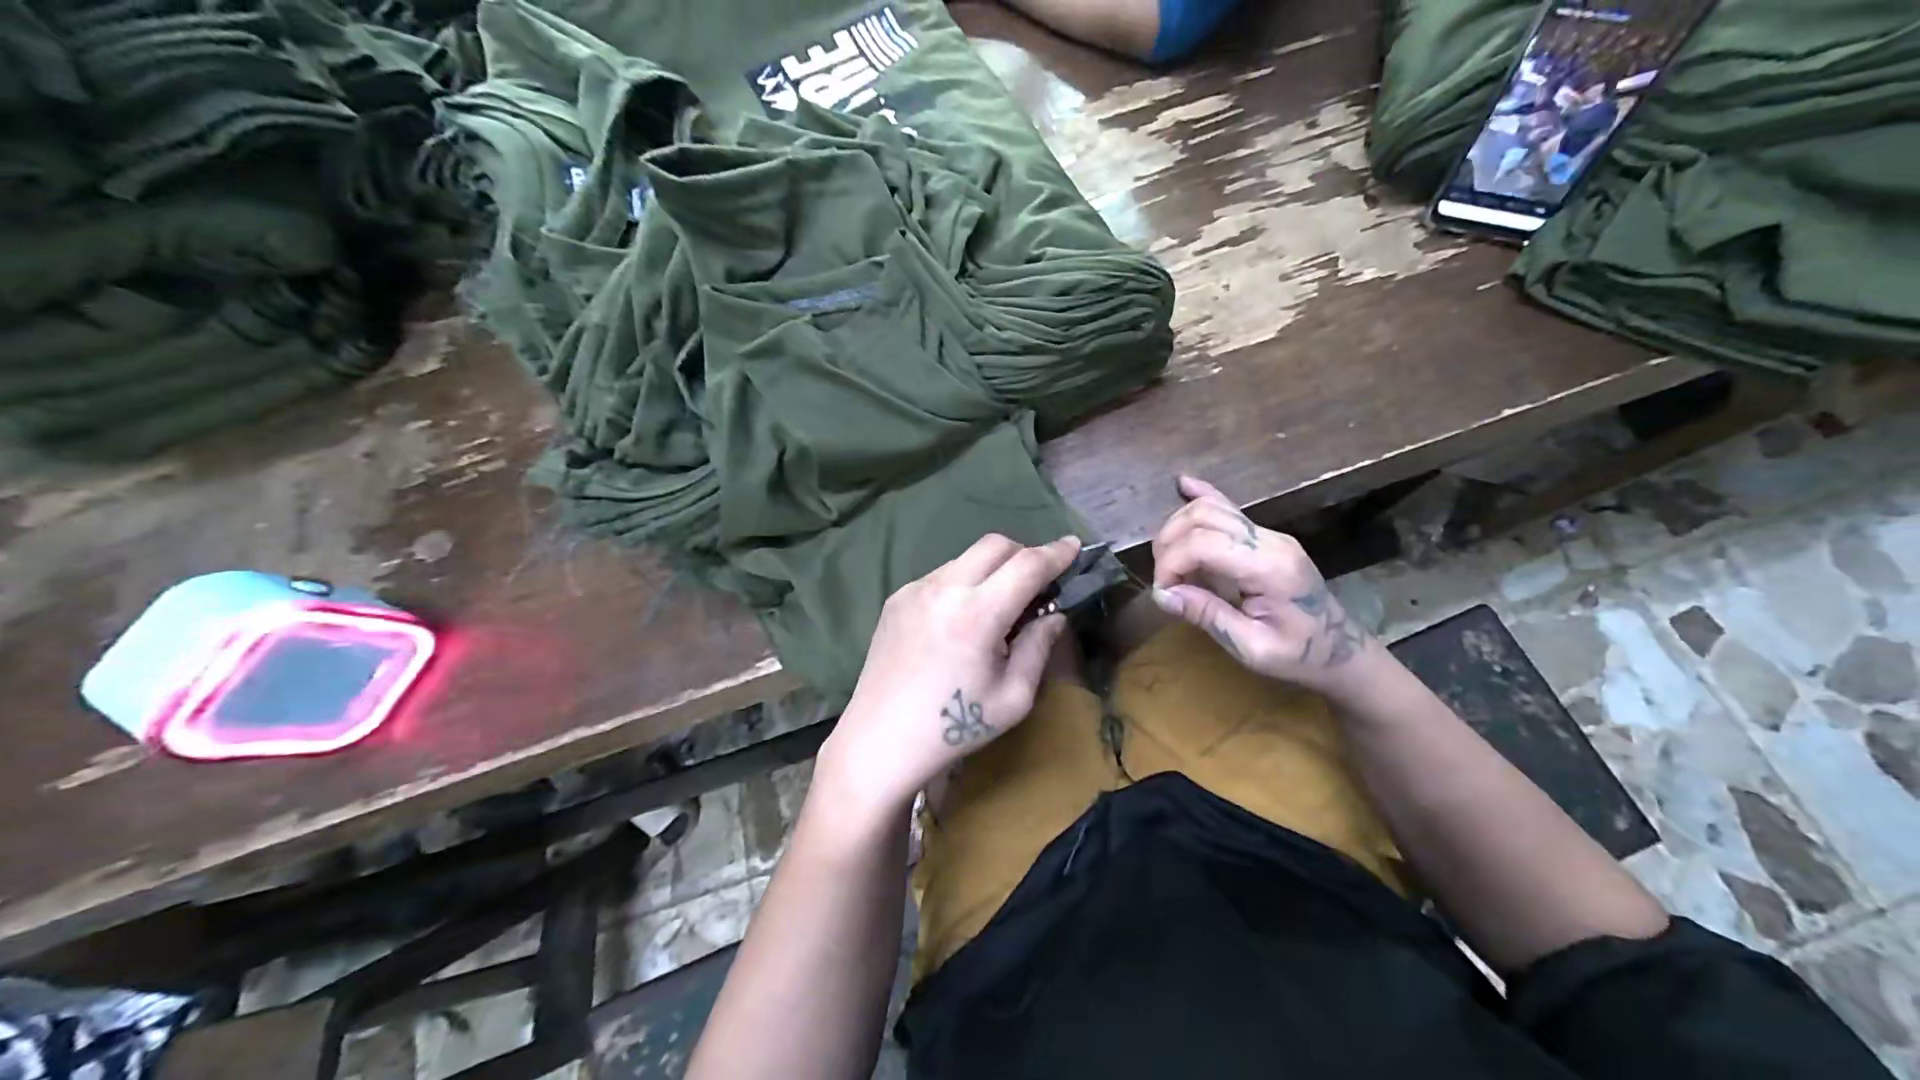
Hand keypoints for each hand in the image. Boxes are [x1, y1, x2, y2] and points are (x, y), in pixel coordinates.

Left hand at [818, 534, 1079, 814]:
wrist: (880, 741)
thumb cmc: (953, 729)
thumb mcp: (1013, 697)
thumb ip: (1038, 647)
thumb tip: (1054, 614)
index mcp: (977, 614)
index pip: (1027, 564)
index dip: (1057, 553)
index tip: (1075, 546)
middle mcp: (943, 588)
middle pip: (995, 544)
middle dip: (1025, 553)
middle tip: (1039, 581)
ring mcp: (915, 589)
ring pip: (965, 558)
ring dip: (992, 568)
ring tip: (998, 606)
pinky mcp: (896, 599)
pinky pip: (941, 575)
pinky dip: (963, 583)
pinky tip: (961, 620)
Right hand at [1150, 475, 1375, 695]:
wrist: (1340, 650)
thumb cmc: (1300, 655)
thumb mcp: (1252, 648)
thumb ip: (1208, 616)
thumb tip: (1162, 594)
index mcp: (1269, 568)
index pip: (1202, 544)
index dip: (1171, 564)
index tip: (1164, 594)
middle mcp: (1269, 540)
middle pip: (1202, 517)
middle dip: (1169, 545)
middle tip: (1165, 582)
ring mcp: (1268, 534)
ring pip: (1210, 507)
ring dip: (1178, 529)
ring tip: (1170, 565)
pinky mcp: (1264, 536)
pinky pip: (1228, 507)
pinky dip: (1202, 497)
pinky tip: (1183, 484)